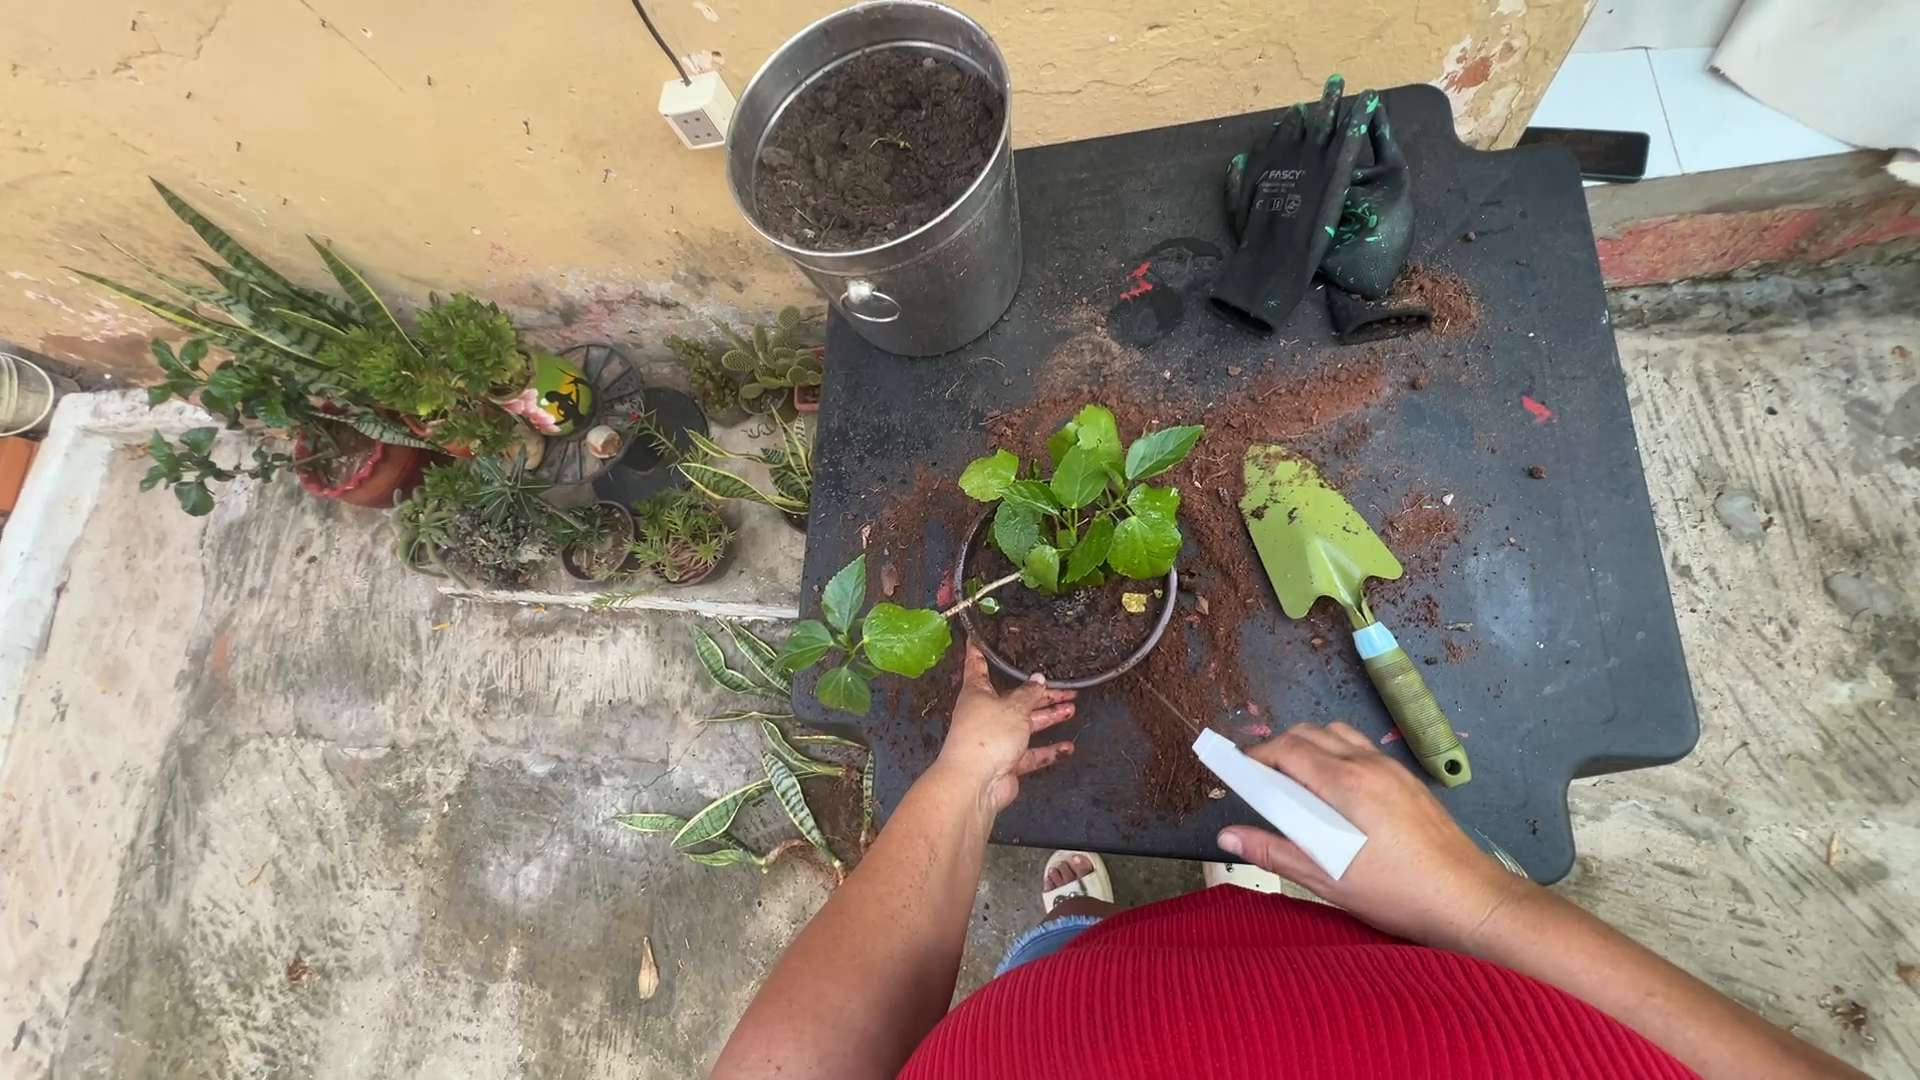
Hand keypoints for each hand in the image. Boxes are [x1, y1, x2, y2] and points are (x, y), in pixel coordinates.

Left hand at [934, 641, 1077, 813]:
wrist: (975, 782)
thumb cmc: (985, 737)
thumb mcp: (1012, 707)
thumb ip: (1029, 694)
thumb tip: (1038, 680)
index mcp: (977, 693)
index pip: (977, 665)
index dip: (979, 651)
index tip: (977, 637)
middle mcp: (985, 713)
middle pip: (1015, 698)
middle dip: (1040, 692)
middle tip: (1065, 686)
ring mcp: (996, 738)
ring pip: (1027, 724)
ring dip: (1049, 717)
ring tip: (1071, 708)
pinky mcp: (1007, 761)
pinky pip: (1031, 754)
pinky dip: (1049, 750)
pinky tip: (1066, 747)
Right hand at [1216, 722, 1530, 951]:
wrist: (1474, 901)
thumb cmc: (1398, 893)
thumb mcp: (1328, 880)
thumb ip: (1274, 852)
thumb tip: (1227, 837)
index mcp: (1344, 784)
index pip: (1287, 748)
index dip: (1256, 755)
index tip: (1239, 772)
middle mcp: (1366, 764)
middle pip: (1308, 732)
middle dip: (1277, 748)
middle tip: (1264, 780)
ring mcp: (1390, 767)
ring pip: (1335, 732)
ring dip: (1308, 745)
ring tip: (1298, 779)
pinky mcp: (1406, 778)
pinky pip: (1359, 746)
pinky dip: (1335, 752)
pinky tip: (1336, 788)